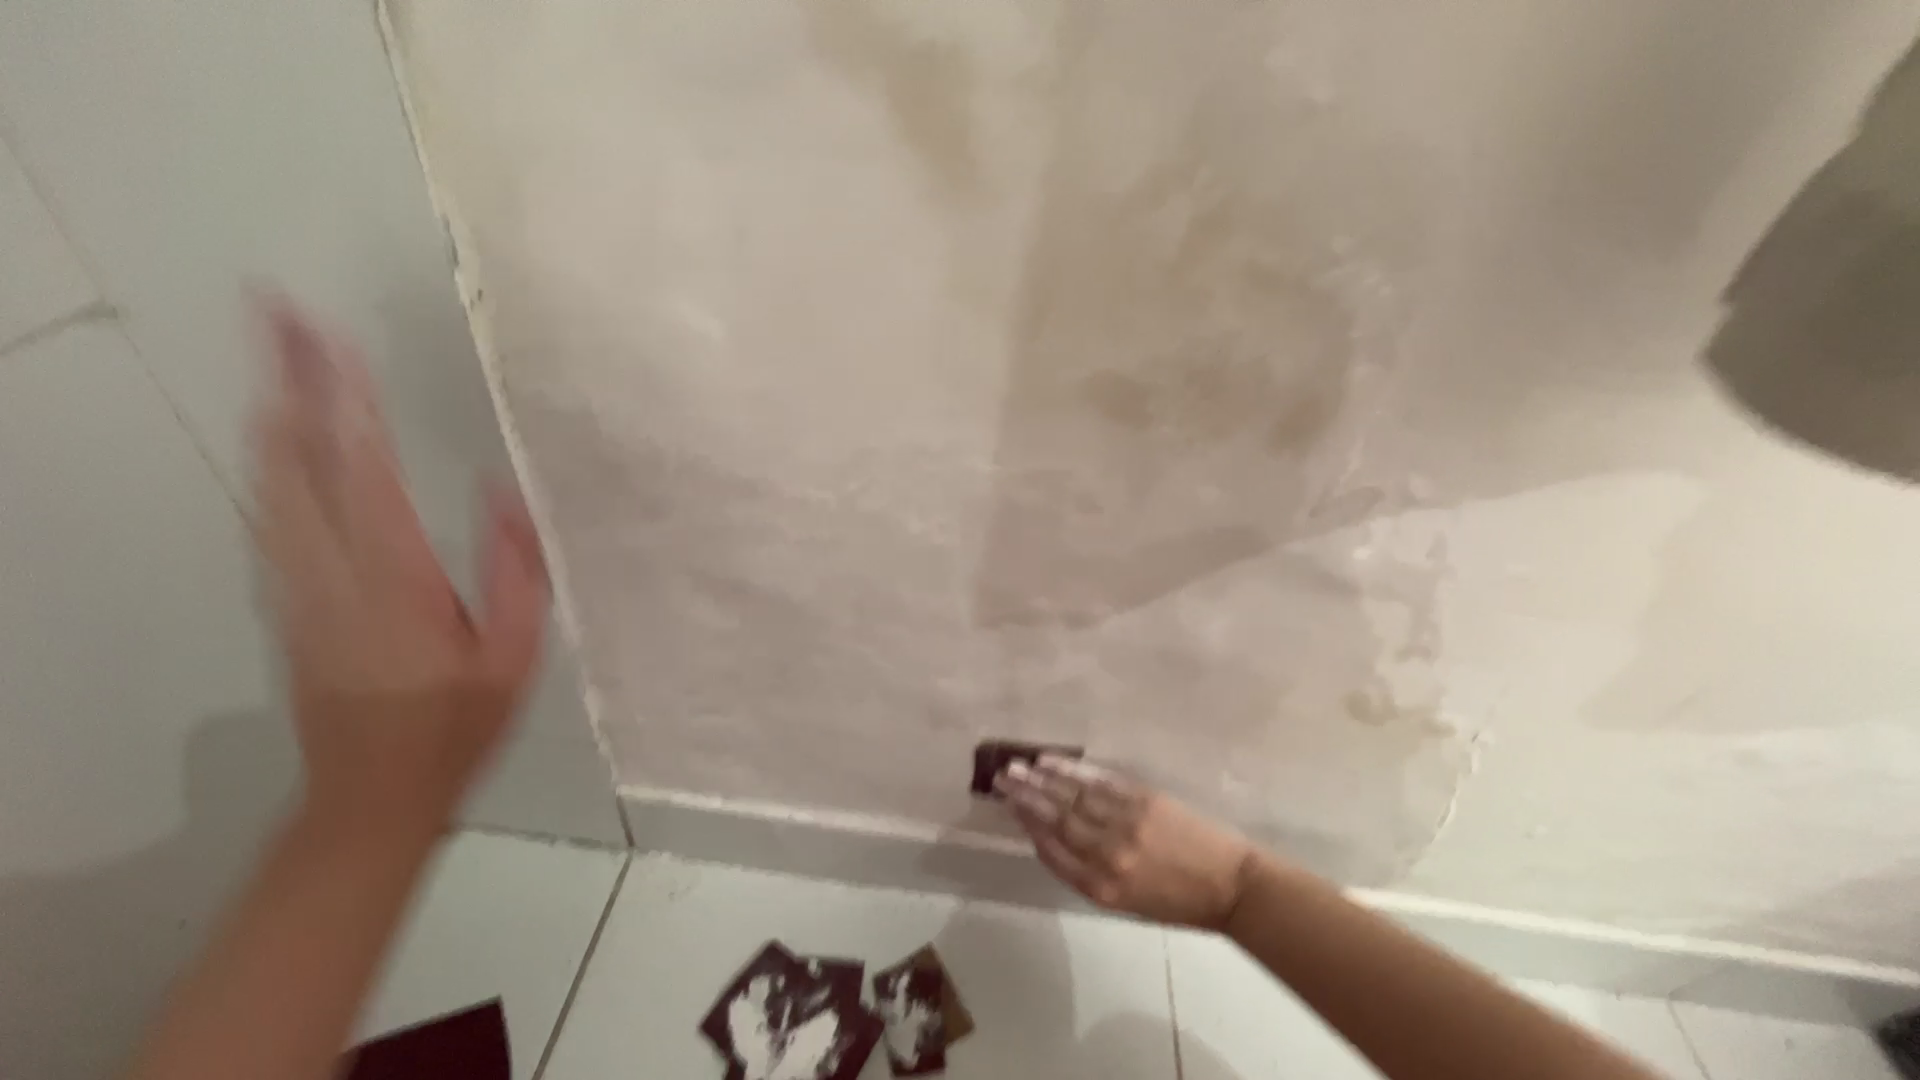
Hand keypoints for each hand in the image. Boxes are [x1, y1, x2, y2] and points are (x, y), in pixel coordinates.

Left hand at [250, 300, 551, 837]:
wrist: (368, 795)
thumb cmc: (456, 725)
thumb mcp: (513, 656)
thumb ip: (514, 571)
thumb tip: (502, 491)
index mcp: (395, 582)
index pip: (363, 473)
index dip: (346, 402)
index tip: (334, 339)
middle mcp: (330, 572)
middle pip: (294, 461)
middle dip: (286, 381)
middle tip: (278, 309)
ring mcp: (295, 585)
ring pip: (269, 482)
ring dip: (272, 411)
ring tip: (278, 353)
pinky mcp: (285, 598)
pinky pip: (270, 514)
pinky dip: (271, 460)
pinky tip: (278, 436)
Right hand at [997, 757, 1256, 929]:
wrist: (1233, 887)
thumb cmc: (1179, 903)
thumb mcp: (1128, 903)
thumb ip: (1089, 874)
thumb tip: (1055, 840)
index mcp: (1102, 887)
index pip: (1053, 853)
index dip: (1029, 827)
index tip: (1010, 807)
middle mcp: (1108, 855)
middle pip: (1056, 820)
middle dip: (1025, 797)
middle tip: (1000, 778)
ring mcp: (1126, 824)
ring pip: (1073, 796)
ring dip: (1042, 779)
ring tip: (1019, 766)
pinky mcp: (1144, 800)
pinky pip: (1100, 782)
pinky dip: (1073, 771)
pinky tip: (1053, 762)